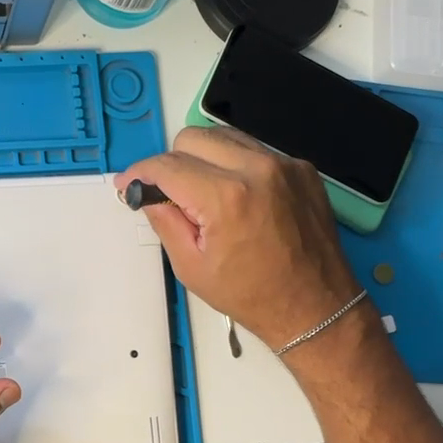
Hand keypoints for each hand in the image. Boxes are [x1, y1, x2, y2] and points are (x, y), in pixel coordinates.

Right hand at [119, 126, 362, 349]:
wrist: (314, 305)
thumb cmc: (250, 295)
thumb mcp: (191, 267)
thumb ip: (165, 221)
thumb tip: (145, 192)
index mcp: (226, 198)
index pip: (168, 166)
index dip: (140, 173)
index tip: (127, 184)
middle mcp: (257, 169)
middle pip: (193, 138)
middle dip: (172, 162)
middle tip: (169, 194)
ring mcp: (284, 164)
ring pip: (224, 136)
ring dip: (203, 158)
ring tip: (203, 194)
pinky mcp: (301, 167)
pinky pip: (254, 150)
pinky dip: (235, 165)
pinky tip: (236, 197)